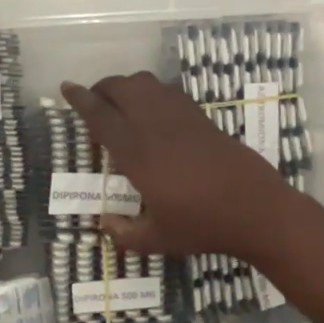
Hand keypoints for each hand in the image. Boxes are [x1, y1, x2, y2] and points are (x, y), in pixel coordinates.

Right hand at [61, 73, 302, 259]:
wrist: (256, 210)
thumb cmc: (203, 226)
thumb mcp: (157, 239)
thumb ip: (124, 233)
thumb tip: (105, 222)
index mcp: (138, 154)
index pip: (101, 116)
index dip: (81, 100)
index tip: (67, 87)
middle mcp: (156, 127)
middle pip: (122, 88)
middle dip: (102, 89)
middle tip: (94, 105)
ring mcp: (182, 118)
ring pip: (146, 83)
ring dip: (127, 87)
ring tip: (122, 106)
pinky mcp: (202, 118)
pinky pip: (169, 92)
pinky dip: (153, 93)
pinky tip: (154, 113)